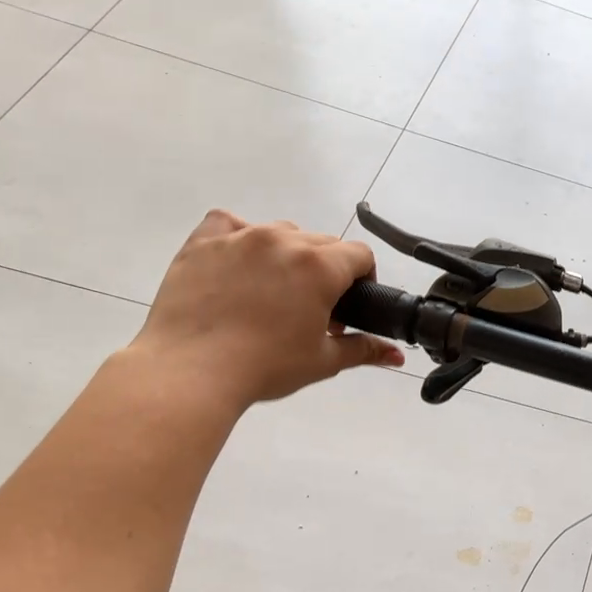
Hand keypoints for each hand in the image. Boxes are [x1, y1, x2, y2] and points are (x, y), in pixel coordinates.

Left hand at [127, 210, 404, 408]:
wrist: (194, 367)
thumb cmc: (268, 365)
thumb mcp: (325, 360)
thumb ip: (364, 350)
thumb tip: (397, 357)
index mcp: (319, 267)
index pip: (359, 254)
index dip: (364, 277)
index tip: (354, 304)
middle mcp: (282, 241)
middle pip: (322, 242)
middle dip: (329, 270)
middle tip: (317, 308)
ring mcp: (240, 237)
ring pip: (281, 232)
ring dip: (290, 254)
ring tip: (279, 290)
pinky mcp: (202, 242)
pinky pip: (231, 224)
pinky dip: (244, 236)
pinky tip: (243, 263)